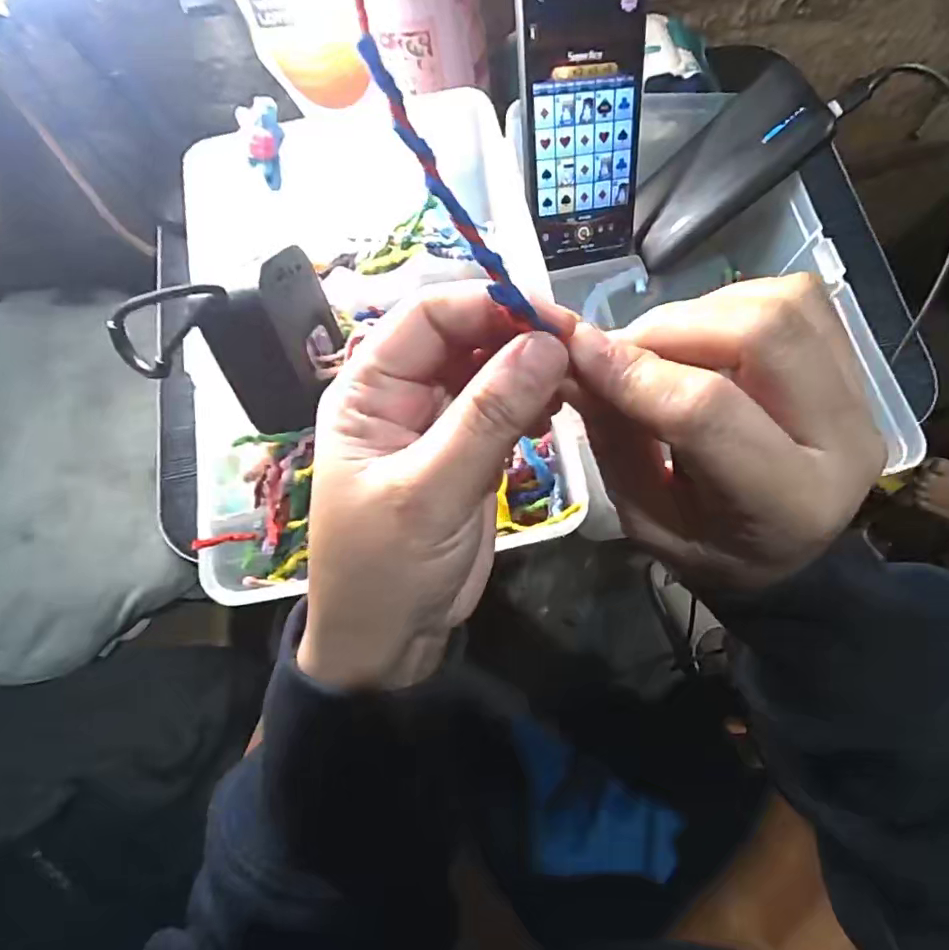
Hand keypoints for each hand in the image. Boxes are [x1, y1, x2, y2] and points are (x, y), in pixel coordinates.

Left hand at [300, 283, 577, 689]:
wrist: (388, 643)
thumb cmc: (387, 569)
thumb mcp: (431, 492)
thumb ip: (487, 417)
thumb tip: (546, 344)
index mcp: (369, 390)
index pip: (428, 316)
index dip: (489, 306)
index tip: (553, 321)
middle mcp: (402, 395)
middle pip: (465, 337)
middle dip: (520, 337)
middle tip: (579, 352)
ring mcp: (438, 424)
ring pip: (491, 371)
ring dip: (533, 370)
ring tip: (574, 385)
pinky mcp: (468, 454)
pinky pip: (504, 410)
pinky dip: (533, 404)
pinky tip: (555, 415)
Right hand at [567, 272, 883, 590]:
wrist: (786, 552)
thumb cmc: (710, 549)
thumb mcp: (647, 517)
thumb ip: (615, 439)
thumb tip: (576, 359)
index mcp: (787, 503)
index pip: (707, 411)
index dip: (635, 373)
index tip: (578, 352)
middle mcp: (842, 440)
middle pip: (761, 332)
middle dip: (670, 327)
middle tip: (621, 350)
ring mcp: (861, 395)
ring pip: (781, 302)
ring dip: (700, 313)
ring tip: (663, 349)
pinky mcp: (857, 364)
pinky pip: (795, 297)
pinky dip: (731, 305)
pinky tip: (705, 340)